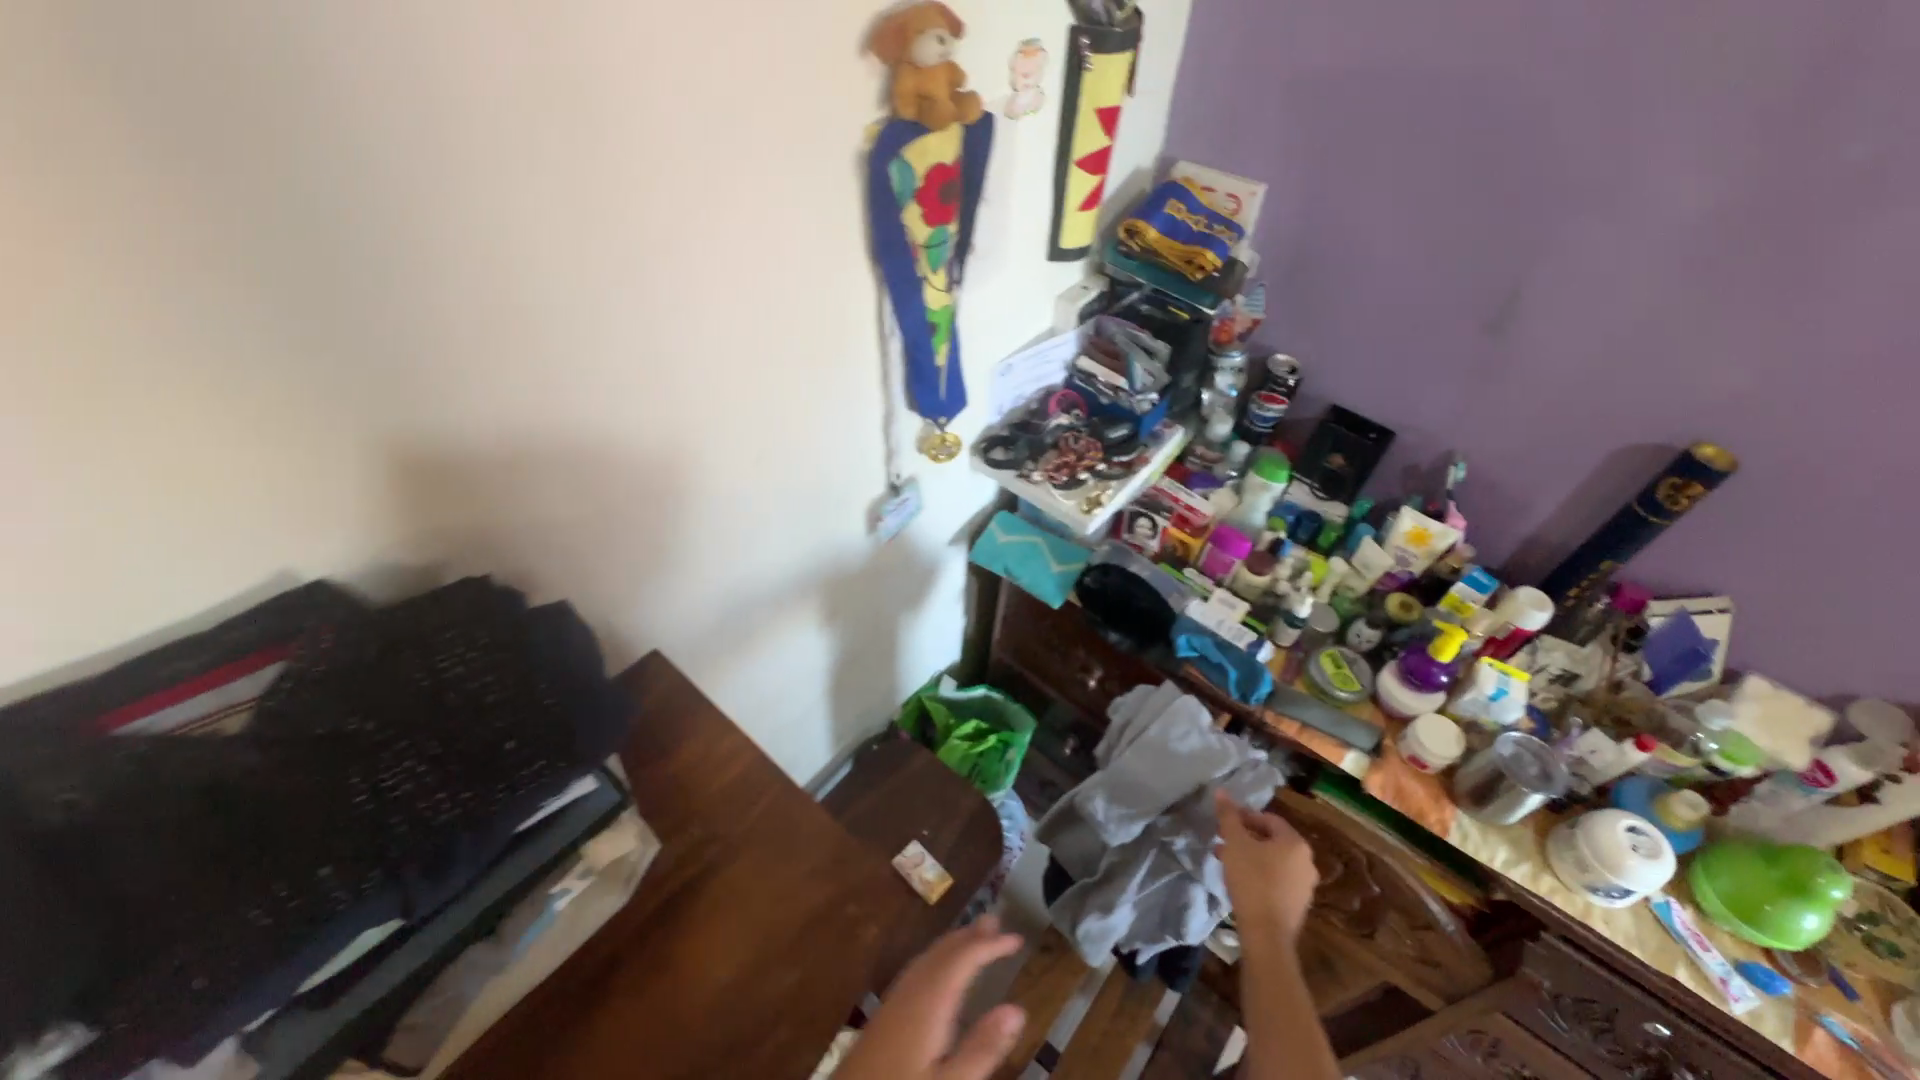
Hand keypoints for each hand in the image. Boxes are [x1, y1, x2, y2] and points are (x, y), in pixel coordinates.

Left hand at [833, 915, 1027, 1079]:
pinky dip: (935, 960)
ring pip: (926, 960)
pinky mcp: (883, 1018)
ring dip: (952, 945)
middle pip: (942, 953)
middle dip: (969, 935)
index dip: (990, 945)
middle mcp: (909, 994)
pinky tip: (937, 973)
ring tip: (973, 936)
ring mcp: (893, 1004)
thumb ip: (982, 1048)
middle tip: (995, 921)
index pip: (962, 960)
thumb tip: (1017, 1009)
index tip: (1017, 938)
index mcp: (929, 1004)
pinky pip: (915, 972)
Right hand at [1214, 790, 1318, 950]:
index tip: (1224, 824)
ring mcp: (1305, 885)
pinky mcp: (1298, 904)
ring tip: (1226, 862)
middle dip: (1245, 838)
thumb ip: (1228, 816)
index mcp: (1295, 842)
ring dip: (1251, 857)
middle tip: (1222, 842)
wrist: (1267, 933)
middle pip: (1272, 840)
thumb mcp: (1235, 844)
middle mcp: (1306, 861)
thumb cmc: (1251, 881)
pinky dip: (1260, 875)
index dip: (1244, 817)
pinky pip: (1277, 880)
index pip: (1268, 819)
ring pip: (1274, 862)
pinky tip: (1241, 882)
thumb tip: (1221, 791)